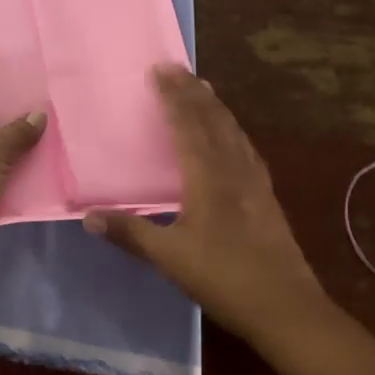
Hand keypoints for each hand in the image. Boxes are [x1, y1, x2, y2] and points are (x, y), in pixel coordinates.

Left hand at [0, 86, 45, 269]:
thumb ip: (18, 132)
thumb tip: (40, 113)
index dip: (10, 82)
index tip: (40, 76)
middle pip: (0, 118)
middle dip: (27, 114)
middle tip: (62, 102)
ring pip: (9, 146)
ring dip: (31, 144)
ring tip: (67, 130)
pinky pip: (11, 171)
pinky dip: (29, 169)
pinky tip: (56, 163)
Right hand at [83, 65, 324, 339]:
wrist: (287, 308)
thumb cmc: (224, 277)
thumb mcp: (170, 258)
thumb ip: (130, 233)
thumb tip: (88, 216)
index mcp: (206, 176)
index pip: (186, 124)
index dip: (172, 96)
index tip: (159, 69)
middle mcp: (232, 169)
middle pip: (212, 119)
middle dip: (192, 91)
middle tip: (177, 66)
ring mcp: (254, 181)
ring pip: (233, 131)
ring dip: (215, 105)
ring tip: (204, 86)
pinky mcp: (267, 197)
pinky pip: (246, 149)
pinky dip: (234, 130)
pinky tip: (234, 135)